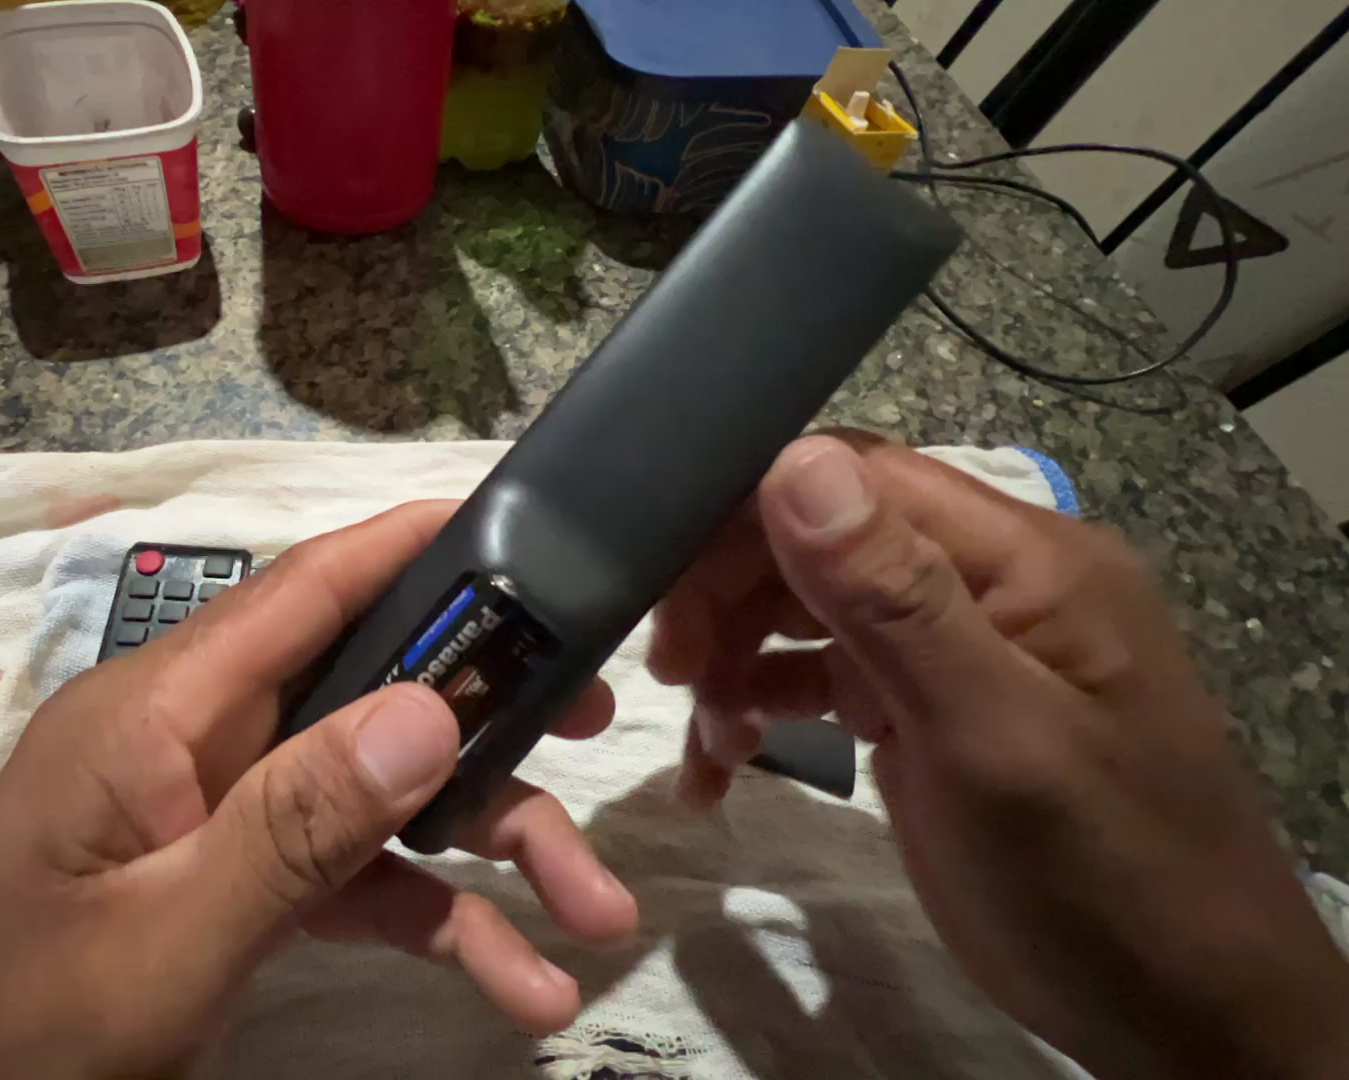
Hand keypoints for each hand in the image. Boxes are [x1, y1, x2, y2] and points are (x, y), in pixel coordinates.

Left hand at [0, 502, 636, 1078]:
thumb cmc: (11, 1033)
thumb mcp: (164, 939)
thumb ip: (293, 826)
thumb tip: (429, 711)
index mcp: (166, 707)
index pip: (305, 590)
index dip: (405, 545)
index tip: (507, 524)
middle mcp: (204, 734)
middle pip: (367, 689)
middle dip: (485, 709)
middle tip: (593, 719)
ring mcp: (226, 806)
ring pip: (378, 790)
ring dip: (484, 842)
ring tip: (592, 909)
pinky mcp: (240, 875)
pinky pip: (352, 874)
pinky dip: (431, 916)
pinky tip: (513, 979)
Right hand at [651, 433, 1348, 1079]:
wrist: (1171, 1017)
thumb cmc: (1097, 876)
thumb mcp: (990, 736)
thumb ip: (893, 598)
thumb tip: (793, 464)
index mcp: (1014, 558)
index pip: (850, 478)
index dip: (746, 516)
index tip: (668, 583)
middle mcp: (969, 580)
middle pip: (805, 542)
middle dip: (724, 600)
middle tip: (671, 672)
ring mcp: (931, 641)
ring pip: (789, 609)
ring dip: (730, 664)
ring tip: (711, 741)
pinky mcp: (900, 697)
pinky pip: (800, 674)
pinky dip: (750, 711)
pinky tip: (719, 766)